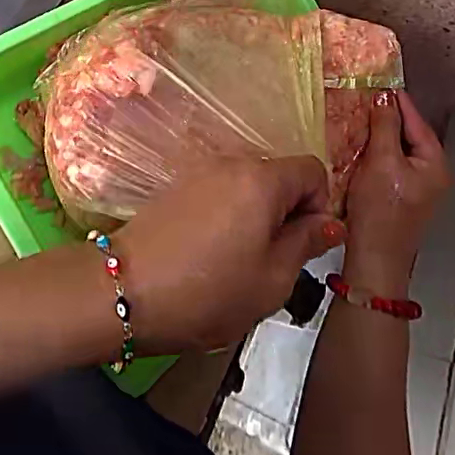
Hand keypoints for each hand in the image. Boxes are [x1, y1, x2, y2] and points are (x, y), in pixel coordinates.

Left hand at [111, 156, 344, 351]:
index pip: (312, 170)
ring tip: (239, 260)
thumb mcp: (272, 279)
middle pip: (278, 175)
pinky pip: (218, 192)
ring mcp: (197, 171)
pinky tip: (210, 251)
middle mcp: (229, 163)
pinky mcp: (174, 186)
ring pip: (247, 186)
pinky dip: (227, 214)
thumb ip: (306, 243)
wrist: (125, 290)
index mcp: (260, 179)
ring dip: (255, 215)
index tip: (305, 244)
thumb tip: (329, 222)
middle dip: (287, 212)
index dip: (320, 205)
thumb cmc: (208, 291)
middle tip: (273, 260)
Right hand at [342, 90, 449, 292]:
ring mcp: (415, 186)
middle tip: (362, 99)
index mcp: (435, 163)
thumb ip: (384, 126)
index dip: (397, 102)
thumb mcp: (381, 161)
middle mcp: (431, 173)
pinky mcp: (398, 195)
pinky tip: (356, 147)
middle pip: (408, 135)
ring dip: (377, 135)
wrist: (374, 256)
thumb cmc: (381, 211)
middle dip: (386, 118)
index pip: (416, 122)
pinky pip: (388, 164)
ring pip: (396, 150)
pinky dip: (374, 152)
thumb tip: (385, 97)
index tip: (379, 83)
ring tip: (356, 119)